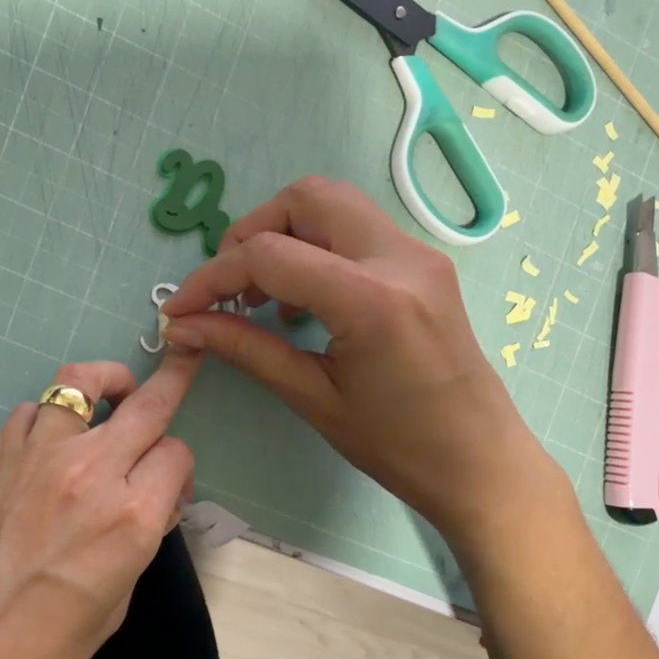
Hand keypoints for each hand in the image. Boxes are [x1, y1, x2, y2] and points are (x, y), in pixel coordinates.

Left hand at [0, 354, 201, 658]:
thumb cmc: (45, 649)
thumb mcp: (117, 603)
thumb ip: (137, 539)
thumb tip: (144, 504)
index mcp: (131, 516)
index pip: (177, 456)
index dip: (178, 471)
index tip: (169, 489)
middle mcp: (90, 470)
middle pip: (146, 403)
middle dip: (170, 384)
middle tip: (180, 371)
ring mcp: (38, 455)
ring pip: (80, 384)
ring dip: (105, 387)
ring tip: (109, 403)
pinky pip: (32, 411)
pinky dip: (51, 416)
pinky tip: (53, 442)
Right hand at [160, 176, 565, 547]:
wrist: (479, 459)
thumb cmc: (395, 443)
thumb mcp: (311, 396)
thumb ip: (245, 349)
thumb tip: (183, 328)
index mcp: (370, 299)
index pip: (269, 255)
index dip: (210, 278)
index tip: (179, 310)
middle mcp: (399, 257)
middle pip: (305, 199)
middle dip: (250, 233)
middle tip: (226, 288)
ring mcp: (417, 254)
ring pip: (333, 205)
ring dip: (282, 236)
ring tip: (258, 296)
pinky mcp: (422, 264)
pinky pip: (355, 229)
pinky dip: (313, 247)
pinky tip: (298, 301)